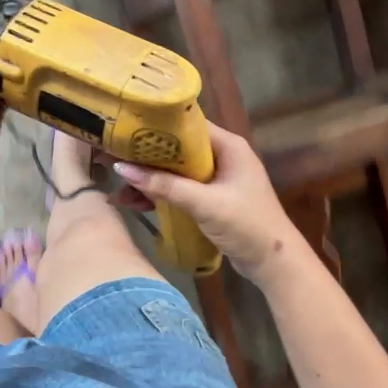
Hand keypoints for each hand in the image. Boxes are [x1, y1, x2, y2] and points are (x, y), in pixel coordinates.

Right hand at [112, 124, 302, 279]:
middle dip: (145, 157)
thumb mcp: (204, 203)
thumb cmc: (247, 225)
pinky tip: (135, 203)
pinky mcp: (210, 199)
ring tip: (119, 189)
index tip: (124, 130)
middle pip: (176, 148)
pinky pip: (179, 189)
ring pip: (174, 171)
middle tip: (112, 158)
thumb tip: (122, 168)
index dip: (154, 126)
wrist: (274, 263)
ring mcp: (216, 178)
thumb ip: (165, 185)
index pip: (186, 124)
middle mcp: (221, 156)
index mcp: (227, 145)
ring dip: (149, 180)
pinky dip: (160, 195)